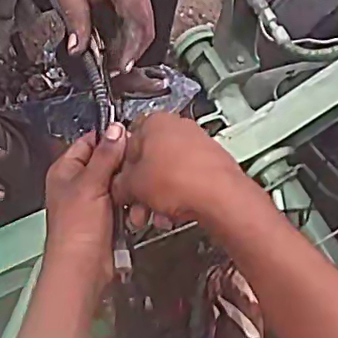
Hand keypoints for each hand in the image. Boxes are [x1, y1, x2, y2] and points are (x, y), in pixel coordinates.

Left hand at [43, 125, 126, 278]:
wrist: (83, 267)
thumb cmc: (75, 230)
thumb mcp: (91, 184)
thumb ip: (105, 156)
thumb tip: (115, 130)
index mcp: (64, 171)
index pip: (88, 142)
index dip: (108, 137)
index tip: (129, 135)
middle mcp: (77, 184)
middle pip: (105, 162)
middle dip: (122, 163)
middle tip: (138, 161)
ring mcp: (92, 202)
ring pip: (117, 183)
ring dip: (128, 185)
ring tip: (136, 186)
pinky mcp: (106, 218)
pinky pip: (123, 202)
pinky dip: (131, 203)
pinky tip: (137, 203)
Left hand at [52, 0, 153, 74]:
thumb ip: (75, 18)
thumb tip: (77, 49)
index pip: (139, 21)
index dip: (133, 47)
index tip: (121, 67)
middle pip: (146, 31)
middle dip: (130, 55)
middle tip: (112, 73)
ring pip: (142, 34)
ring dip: (127, 52)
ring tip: (109, 67)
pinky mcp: (135, 6)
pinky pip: (135, 30)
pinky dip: (124, 45)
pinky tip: (109, 54)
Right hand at [111, 114, 261, 228]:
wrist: (219, 197)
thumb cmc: (182, 181)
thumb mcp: (134, 186)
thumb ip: (119, 184)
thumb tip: (118, 188)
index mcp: (155, 122)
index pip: (127, 143)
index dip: (121, 169)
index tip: (120, 186)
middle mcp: (178, 128)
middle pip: (149, 161)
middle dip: (141, 189)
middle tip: (136, 207)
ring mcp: (198, 144)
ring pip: (167, 172)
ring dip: (157, 197)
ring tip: (155, 215)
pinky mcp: (212, 163)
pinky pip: (186, 179)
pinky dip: (178, 195)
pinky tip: (173, 214)